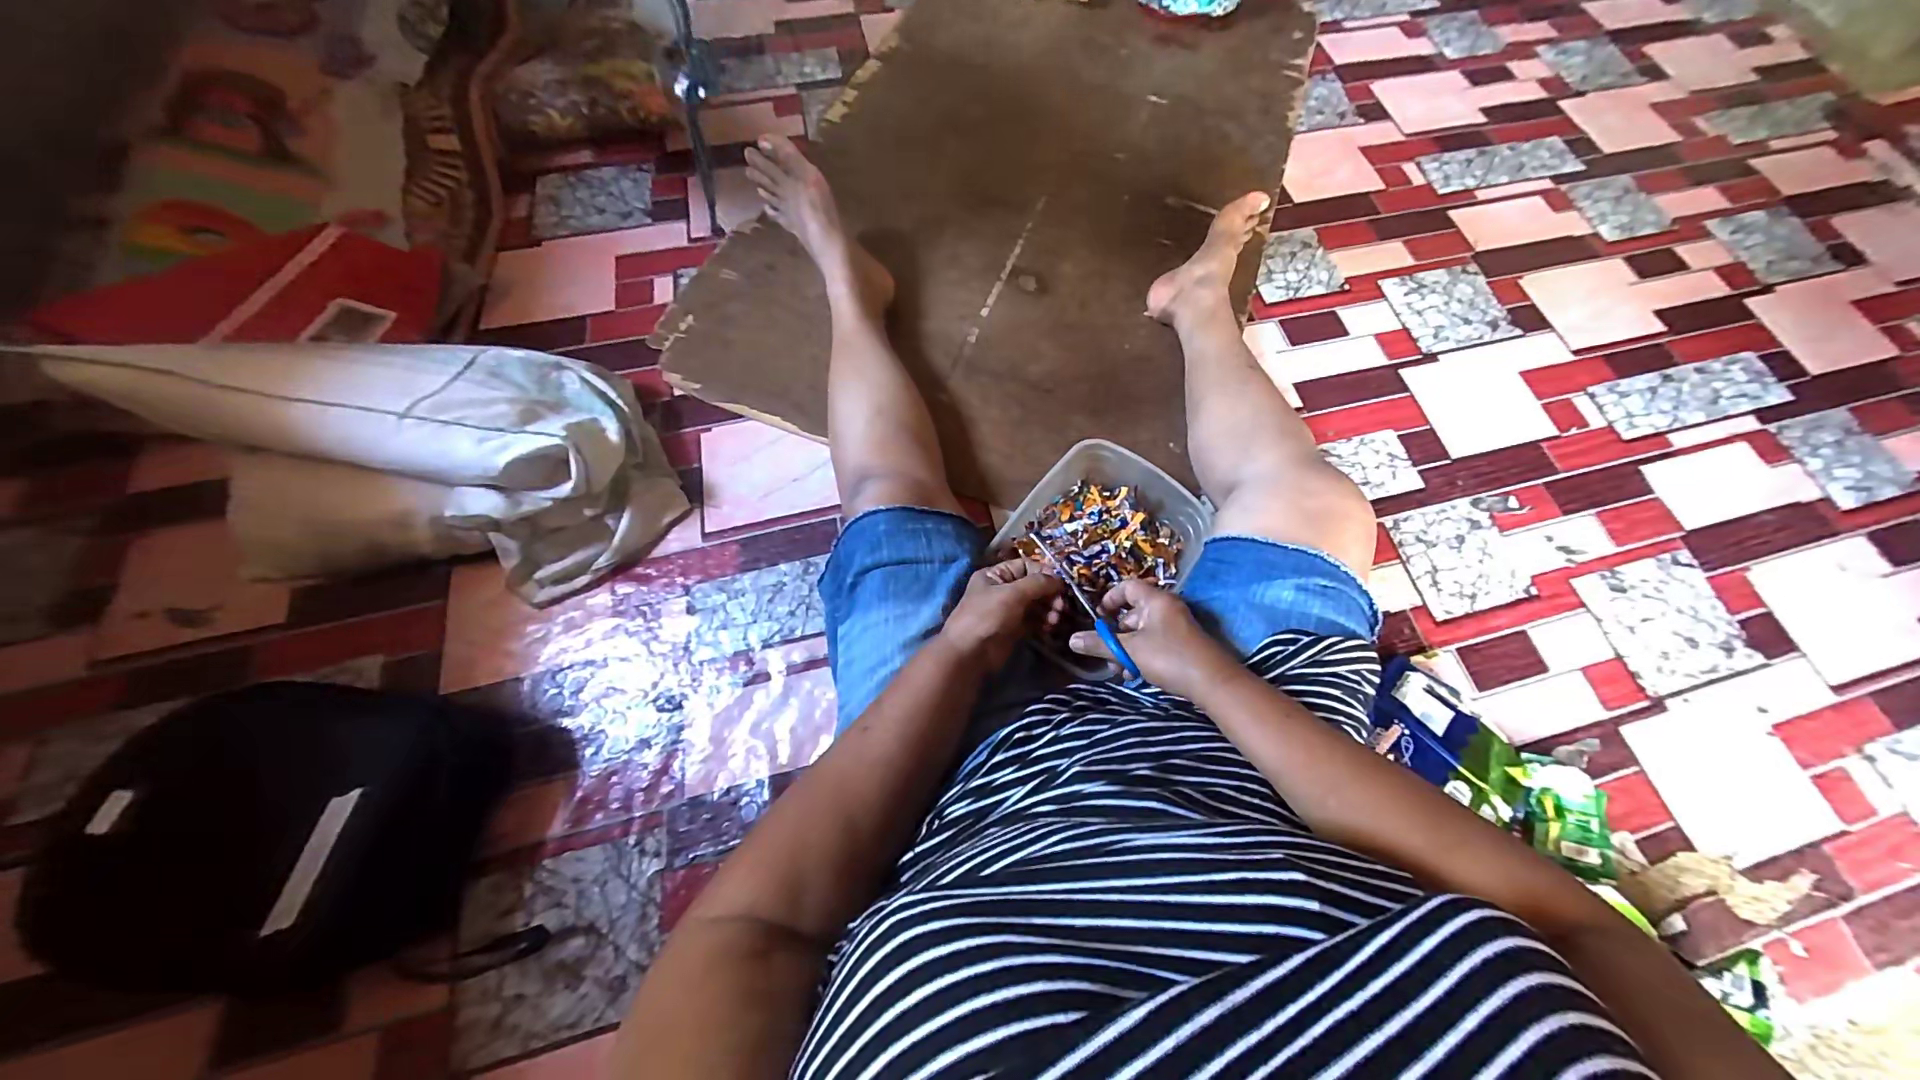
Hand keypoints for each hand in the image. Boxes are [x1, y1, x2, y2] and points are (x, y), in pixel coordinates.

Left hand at [937, 558, 1064, 669]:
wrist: (970, 654)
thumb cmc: (987, 616)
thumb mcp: (1012, 593)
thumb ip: (1037, 583)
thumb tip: (1059, 579)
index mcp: (995, 575)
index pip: (1026, 566)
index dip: (1044, 573)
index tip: (1060, 585)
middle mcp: (1002, 589)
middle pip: (1034, 585)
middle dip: (1049, 594)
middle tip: (1060, 606)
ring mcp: (1009, 609)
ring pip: (1036, 603)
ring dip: (1049, 609)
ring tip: (1055, 619)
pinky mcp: (1015, 628)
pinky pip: (1035, 619)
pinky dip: (1044, 621)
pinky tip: (1050, 627)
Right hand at [1067, 578, 1239, 698]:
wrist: (1213, 683)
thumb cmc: (1169, 657)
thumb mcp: (1129, 651)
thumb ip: (1099, 644)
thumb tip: (1072, 640)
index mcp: (1155, 601)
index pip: (1127, 587)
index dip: (1109, 599)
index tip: (1097, 617)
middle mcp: (1166, 608)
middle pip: (1131, 613)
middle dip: (1115, 634)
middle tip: (1105, 654)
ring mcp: (1176, 627)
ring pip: (1141, 632)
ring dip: (1126, 649)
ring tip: (1120, 670)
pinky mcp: (1181, 645)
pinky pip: (1153, 644)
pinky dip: (1141, 655)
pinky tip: (1134, 675)